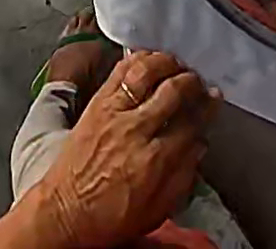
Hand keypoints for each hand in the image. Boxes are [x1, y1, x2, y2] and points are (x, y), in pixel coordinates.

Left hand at [19, 51, 216, 248]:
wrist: (62, 215)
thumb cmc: (107, 219)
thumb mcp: (154, 211)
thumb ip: (182, 177)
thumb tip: (200, 145)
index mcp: (154, 161)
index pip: (191, 121)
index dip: (207, 106)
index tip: (213, 99)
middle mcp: (136, 130)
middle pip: (174, 90)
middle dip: (192, 82)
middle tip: (198, 82)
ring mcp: (115, 112)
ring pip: (148, 70)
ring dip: (168, 63)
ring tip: (177, 65)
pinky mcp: (98, 102)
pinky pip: (121, 69)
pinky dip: (139, 58)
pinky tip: (150, 59)